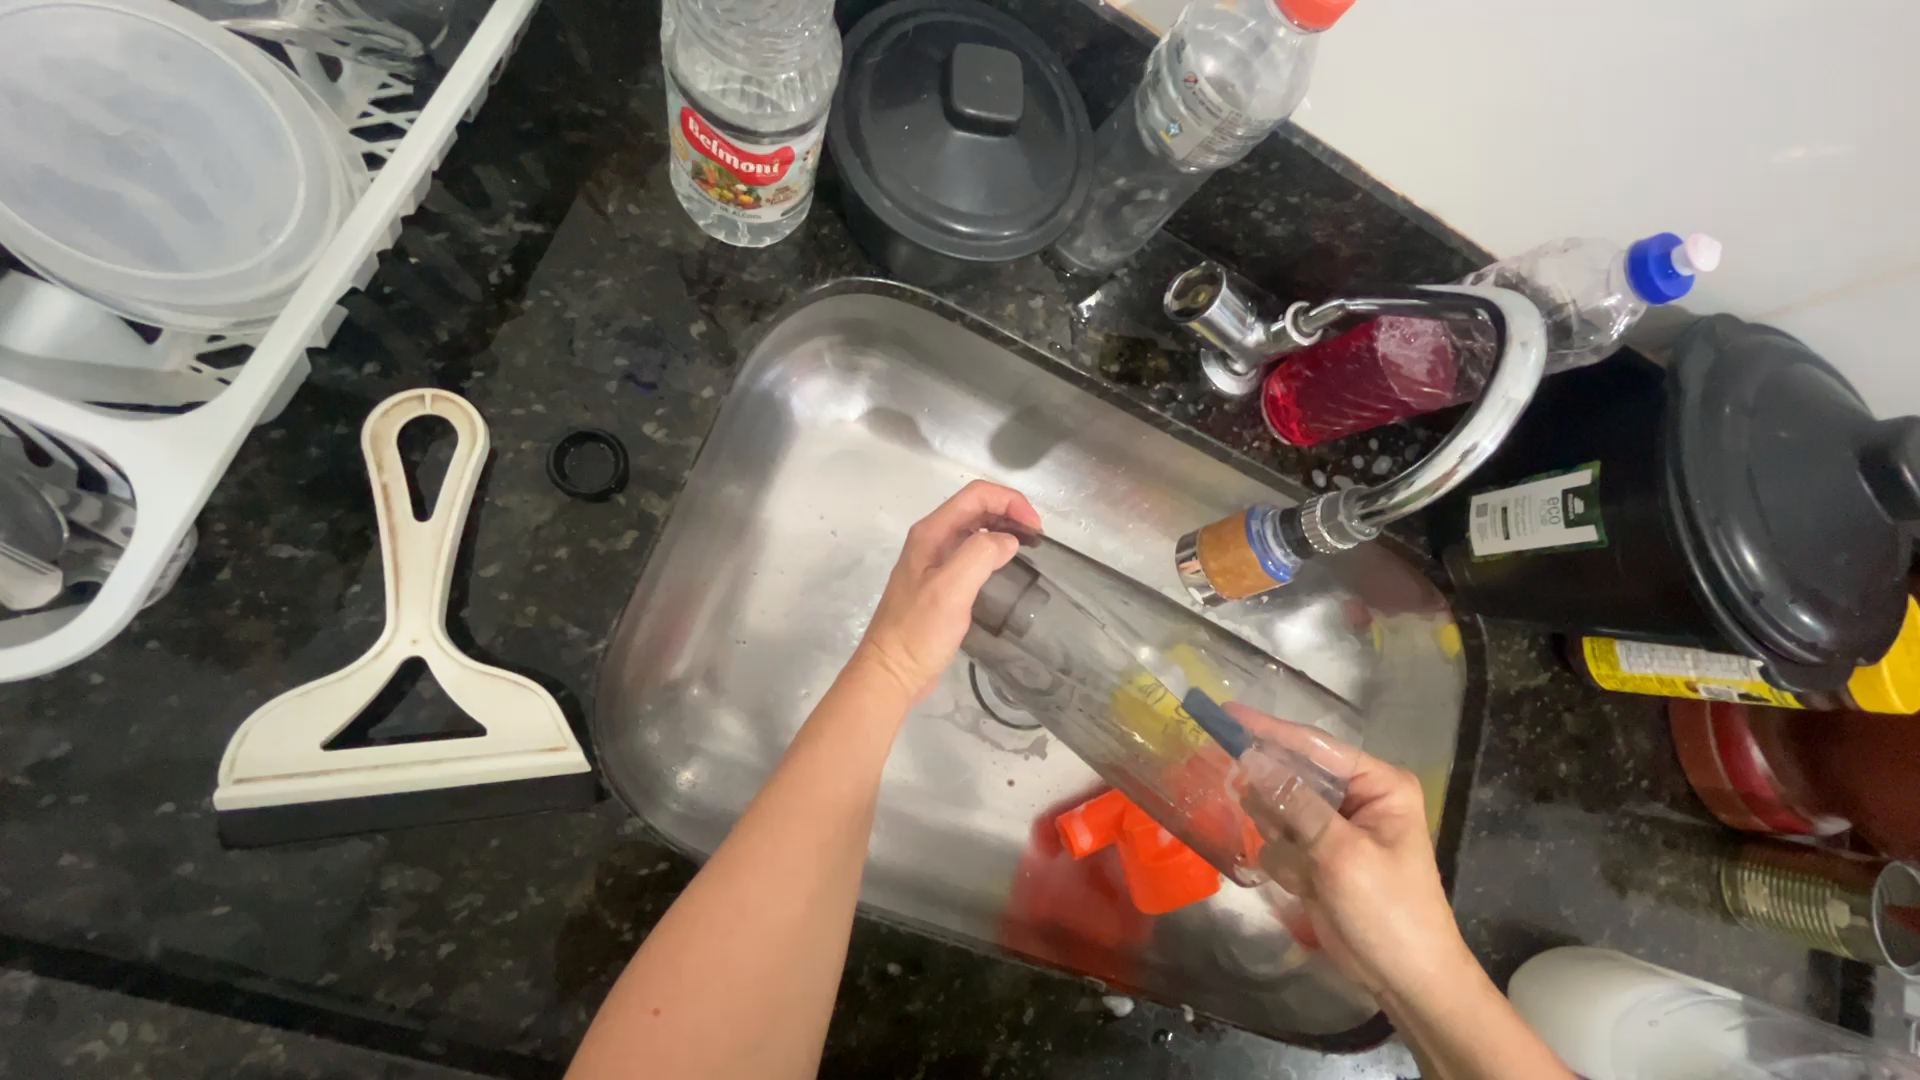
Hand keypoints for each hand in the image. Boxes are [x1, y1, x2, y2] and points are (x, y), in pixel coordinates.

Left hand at [853, 481, 1041, 703]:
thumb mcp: (952, 589)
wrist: (892, 671)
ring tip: (1029, 547)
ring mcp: (935, 560)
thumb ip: (980, 555)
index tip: (1035, 527)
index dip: (1010, 501)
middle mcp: (932, 539)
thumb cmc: (919, 631)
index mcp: (932, 532)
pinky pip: (971, 552)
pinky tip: (1007, 565)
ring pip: (975, 528)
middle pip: (976, 507)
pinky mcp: (940, 581)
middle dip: (1010, 512)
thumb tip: (1008, 541)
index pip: (976, 495)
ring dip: (1003, 529)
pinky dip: (994, 549)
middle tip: (1037, 538)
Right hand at [1235, 710, 1472, 1000]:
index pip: (1315, 746)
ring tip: (1304, 866)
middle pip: (1289, 774)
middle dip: (1275, 799)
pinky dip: (1283, 861)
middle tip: (1271, 821)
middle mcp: (1355, 797)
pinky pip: (1275, 838)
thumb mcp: (1341, 853)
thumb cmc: (1388, 911)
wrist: (1405, 981)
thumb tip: (1250, 756)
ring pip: (1275, 806)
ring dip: (1280, 837)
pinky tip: (1305, 886)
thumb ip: (1295, 801)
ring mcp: (1331, 826)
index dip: (1269, 731)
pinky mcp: (1314, 853)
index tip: (1227, 715)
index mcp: (1378, 784)